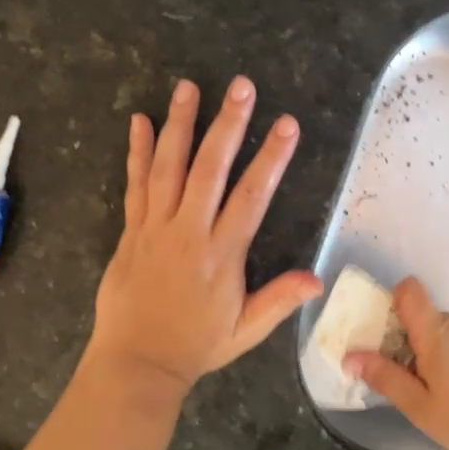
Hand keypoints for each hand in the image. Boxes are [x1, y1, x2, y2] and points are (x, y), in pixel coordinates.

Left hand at [88, 76, 322, 395]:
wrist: (135, 363)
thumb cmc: (196, 345)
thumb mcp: (246, 330)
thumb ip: (279, 300)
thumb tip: (317, 279)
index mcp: (222, 254)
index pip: (251, 197)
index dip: (270, 158)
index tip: (286, 125)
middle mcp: (189, 232)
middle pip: (209, 169)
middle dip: (228, 125)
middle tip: (241, 86)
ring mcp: (156, 227)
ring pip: (168, 167)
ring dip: (180, 124)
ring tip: (188, 87)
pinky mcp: (131, 230)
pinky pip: (134, 184)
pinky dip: (137, 151)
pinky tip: (139, 120)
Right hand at [345, 278, 448, 449]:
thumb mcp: (416, 404)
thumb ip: (384, 376)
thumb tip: (350, 356)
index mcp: (436, 331)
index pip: (410, 290)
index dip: (393, 301)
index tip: (384, 333)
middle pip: (421, 315)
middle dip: (405, 338)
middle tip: (402, 376)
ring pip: (440, 329)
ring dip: (427, 350)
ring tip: (428, 389)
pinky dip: (447, 356)